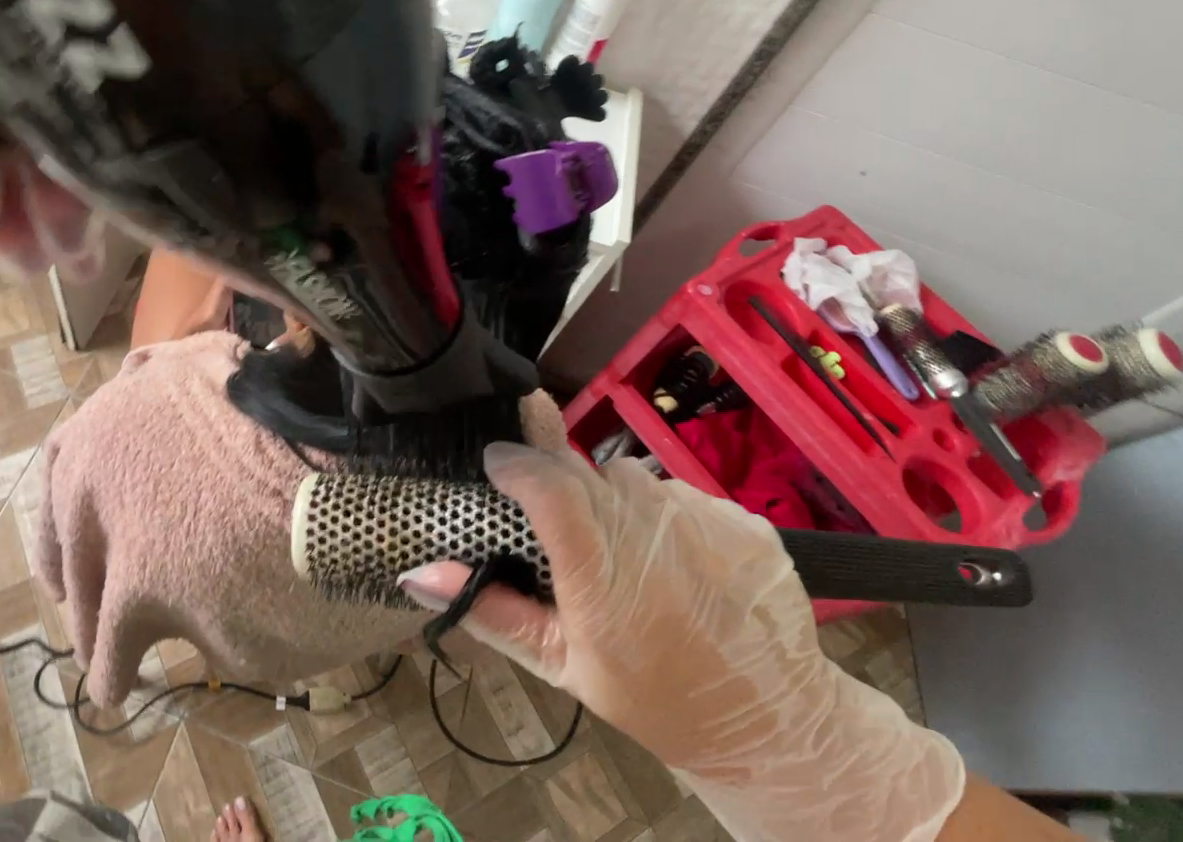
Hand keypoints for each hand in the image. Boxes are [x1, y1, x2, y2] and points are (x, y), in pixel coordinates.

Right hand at [397, 445, 965, 841]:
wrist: (768, 723)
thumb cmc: (649, 697)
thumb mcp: (559, 663)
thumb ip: (489, 610)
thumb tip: (414, 573)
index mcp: (598, 572)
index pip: (546, 482)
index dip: (514, 460)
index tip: (495, 462)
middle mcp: (651, 532)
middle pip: (582, 469)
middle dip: (555, 479)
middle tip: (555, 522)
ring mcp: (703, 519)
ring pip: (630, 476)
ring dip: (609, 497)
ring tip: (621, 549)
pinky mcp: (742, 518)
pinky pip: (680, 492)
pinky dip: (662, 513)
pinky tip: (673, 557)